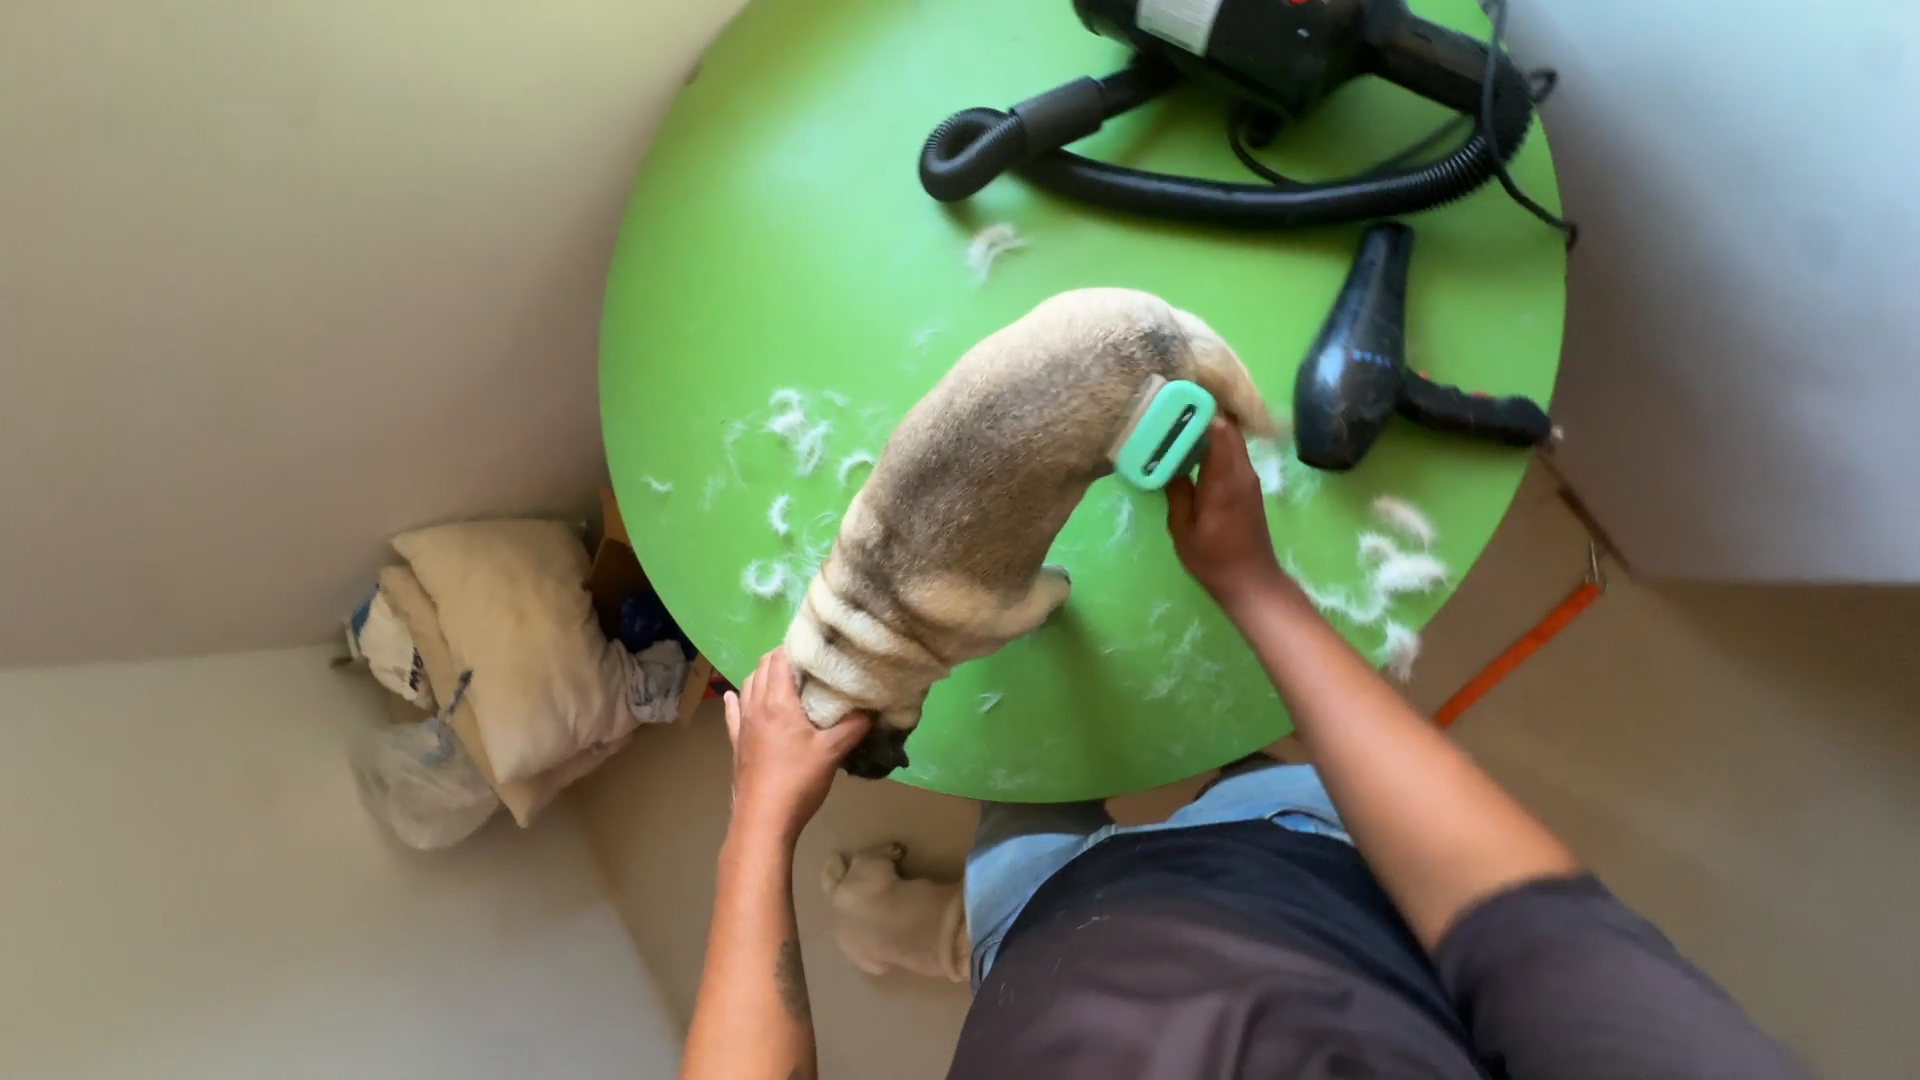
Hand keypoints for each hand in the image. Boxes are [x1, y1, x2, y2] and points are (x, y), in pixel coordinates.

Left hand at [723, 647, 871, 846]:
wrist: (763, 822)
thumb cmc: (798, 781)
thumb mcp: (833, 752)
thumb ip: (854, 726)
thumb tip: (873, 708)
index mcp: (777, 702)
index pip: (778, 659)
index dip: (793, 647)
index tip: (814, 645)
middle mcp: (755, 707)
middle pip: (761, 669)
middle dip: (780, 658)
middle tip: (806, 661)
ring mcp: (742, 726)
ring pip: (747, 687)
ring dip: (762, 676)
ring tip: (782, 677)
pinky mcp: (736, 744)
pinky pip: (733, 713)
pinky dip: (737, 699)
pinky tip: (734, 697)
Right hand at [1166, 418, 1287, 612]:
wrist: (1251, 581)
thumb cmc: (1213, 559)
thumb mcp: (1183, 529)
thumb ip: (1178, 493)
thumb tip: (1170, 467)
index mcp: (1225, 480)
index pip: (1219, 429)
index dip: (1200, 410)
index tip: (1176, 399)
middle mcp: (1242, 472)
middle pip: (1228, 428)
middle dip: (1203, 414)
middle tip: (1172, 408)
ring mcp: (1248, 479)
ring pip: (1231, 440)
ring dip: (1208, 430)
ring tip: (1177, 426)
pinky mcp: (1248, 487)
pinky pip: (1232, 455)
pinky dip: (1214, 447)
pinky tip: (1191, 452)